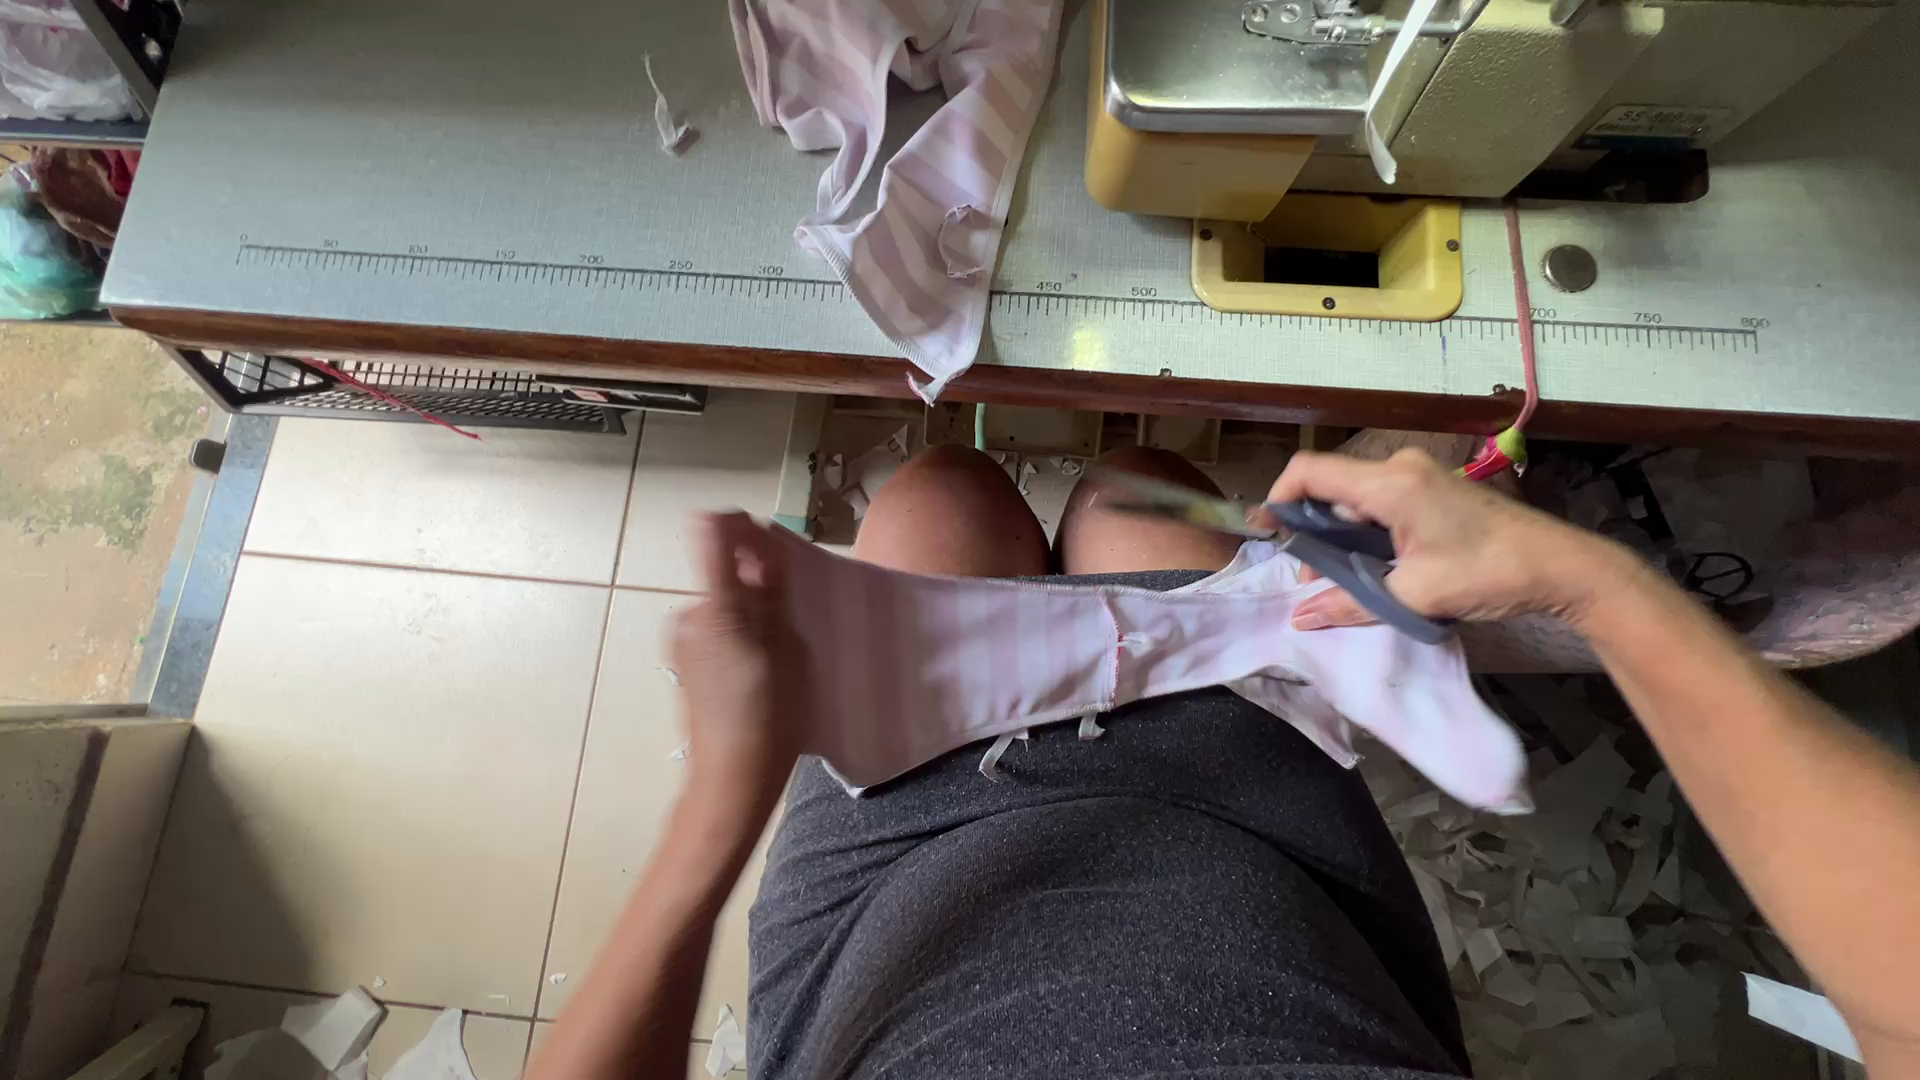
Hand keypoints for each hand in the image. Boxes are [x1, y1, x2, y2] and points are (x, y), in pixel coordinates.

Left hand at [670, 513, 809, 815]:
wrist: (733, 778)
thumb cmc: (772, 713)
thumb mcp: (789, 648)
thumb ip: (772, 594)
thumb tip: (763, 547)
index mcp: (719, 605)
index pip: (713, 531)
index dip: (741, 525)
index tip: (770, 546)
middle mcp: (691, 613)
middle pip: (724, 568)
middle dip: (758, 580)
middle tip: (790, 617)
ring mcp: (683, 638)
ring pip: (724, 599)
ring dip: (751, 609)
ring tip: (779, 651)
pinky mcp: (685, 659)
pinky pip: (717, 625)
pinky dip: (740, 631)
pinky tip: (760, 668)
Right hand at [1266, 449, 1639, 629]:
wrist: (1568, 567)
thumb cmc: (1491, 572)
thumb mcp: (1415, 595)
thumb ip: (1350, 604)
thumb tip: (1300, 618)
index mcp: (1391, 483)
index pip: (1308, 472)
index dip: (1278, 498)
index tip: (1269, 534)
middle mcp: (1399, 468)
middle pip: (1328, 486)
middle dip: (1310, 529)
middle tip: (1314, 575)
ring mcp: (1417, 475)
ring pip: (1352, 497)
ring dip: (1339, 534)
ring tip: (1345, 577)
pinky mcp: (1430, 488)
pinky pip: (1377, 501)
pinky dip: (1363, 530)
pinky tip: (1375, 564)